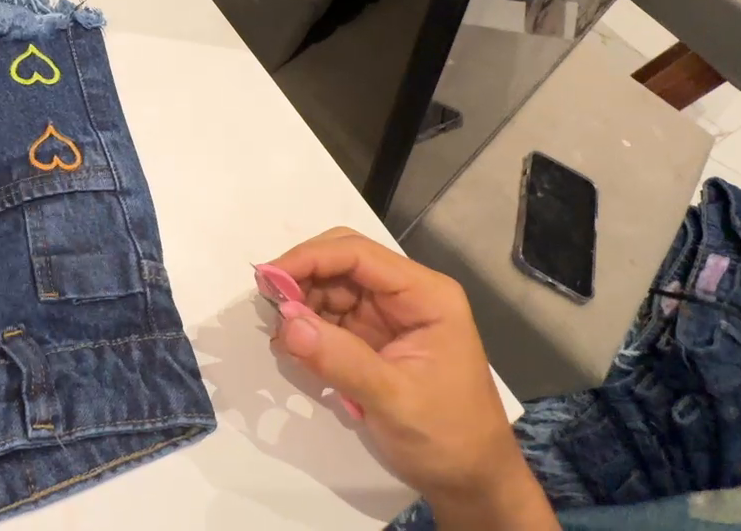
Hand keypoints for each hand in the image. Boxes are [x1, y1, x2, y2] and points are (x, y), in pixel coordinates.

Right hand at [264, 228, 554, 528]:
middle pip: (340, 261)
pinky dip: (305, 323)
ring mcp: (386, 314)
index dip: (310, 258)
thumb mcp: (395, 401)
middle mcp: (405, 294)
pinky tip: (293, 344)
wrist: (471, 486)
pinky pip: (328, 313)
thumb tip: (287, 321)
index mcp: (426, 295)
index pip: (358, 254)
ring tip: (281, 333)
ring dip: (300, 301)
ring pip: (329, 284)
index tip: (269, 280)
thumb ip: (341, 359)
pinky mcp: (370, 335)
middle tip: (269, 302)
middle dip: (302, 276)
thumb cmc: (448, 439)